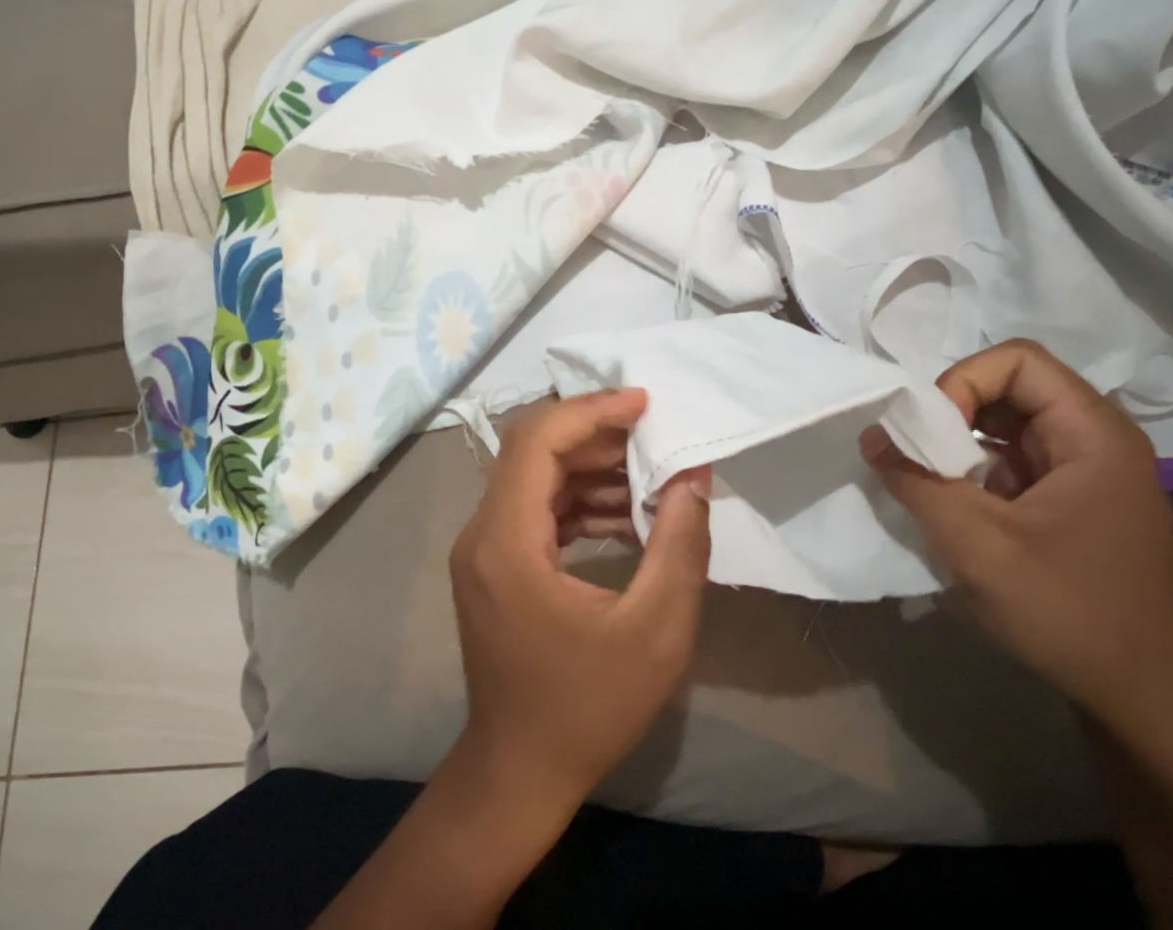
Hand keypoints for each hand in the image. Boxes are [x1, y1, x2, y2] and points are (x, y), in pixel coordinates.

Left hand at [448, 389, 711, 800]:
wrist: (521, 769)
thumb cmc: (589, 707)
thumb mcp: (656, 630)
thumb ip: (680, 545)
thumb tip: (693, 476)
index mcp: (506, 543)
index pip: (536, 441)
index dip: (590, 411)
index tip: (646, 402)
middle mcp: (480, 536)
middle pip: (530, 453)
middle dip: (595, 436)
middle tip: (658, 438)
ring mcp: (480, 554)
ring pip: (532, 481)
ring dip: (589, 470)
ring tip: (653, 477)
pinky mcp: (492, 570)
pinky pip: (532, 515)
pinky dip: (577, 504)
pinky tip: (626, 517)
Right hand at [860, 339, 1172, 727]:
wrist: (1143, 694)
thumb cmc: (1067, 611)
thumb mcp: (976, 544)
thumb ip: (917, 481)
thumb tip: (872, 435)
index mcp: (1093, 435)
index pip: (1016, 361)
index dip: (960, 384)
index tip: (930, 438)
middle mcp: (1096, 443)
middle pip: (1010, 391)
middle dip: (950, 418)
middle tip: (916, 462)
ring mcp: (1087, 477)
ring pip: (1007, 431)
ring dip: (957, 452)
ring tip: (929, 493)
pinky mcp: (1073, 508)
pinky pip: (1013, 468)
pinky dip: (973, 479)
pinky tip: (954, 519)